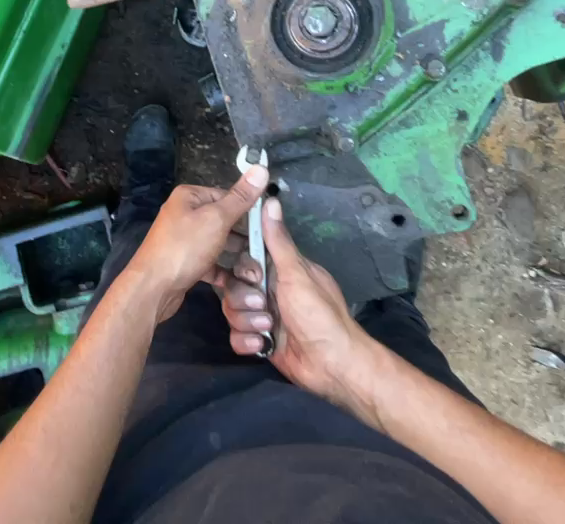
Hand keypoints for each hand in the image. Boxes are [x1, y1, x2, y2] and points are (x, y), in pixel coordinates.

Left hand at [119, 165, 267, 321]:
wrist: (153, 288)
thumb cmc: (185, 247)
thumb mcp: (217, 219)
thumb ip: (240, 198)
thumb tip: (261, 168)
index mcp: (189, 197)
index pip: (225, 195)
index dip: (246, 209)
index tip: (267, 225)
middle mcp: (184, 213)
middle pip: (222, 220)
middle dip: (243, 236)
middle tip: (264, 250)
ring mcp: (182, 239)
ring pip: (217, 243)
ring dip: (236, 255)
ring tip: (257, 269)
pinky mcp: (184, 262)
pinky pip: (209, 262)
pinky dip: (222, 270)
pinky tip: (239, 281)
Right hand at [216, 199, 382, 419]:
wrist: (331, 365)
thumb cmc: (318, 314)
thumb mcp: (297, 274)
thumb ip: (278, 240)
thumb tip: (270, 199)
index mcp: (281, 270)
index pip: (246, 259)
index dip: (243, 269)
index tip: (255, 277)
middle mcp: (270, 290)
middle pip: (233, 286)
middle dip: (244, 300)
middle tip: (264, 308)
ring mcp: (264, 316)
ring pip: (232, 311)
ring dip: (247, 322)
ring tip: (267, 329)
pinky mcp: (260, 341)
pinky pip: (236, 337)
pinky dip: (247, 342)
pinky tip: (262, 347)